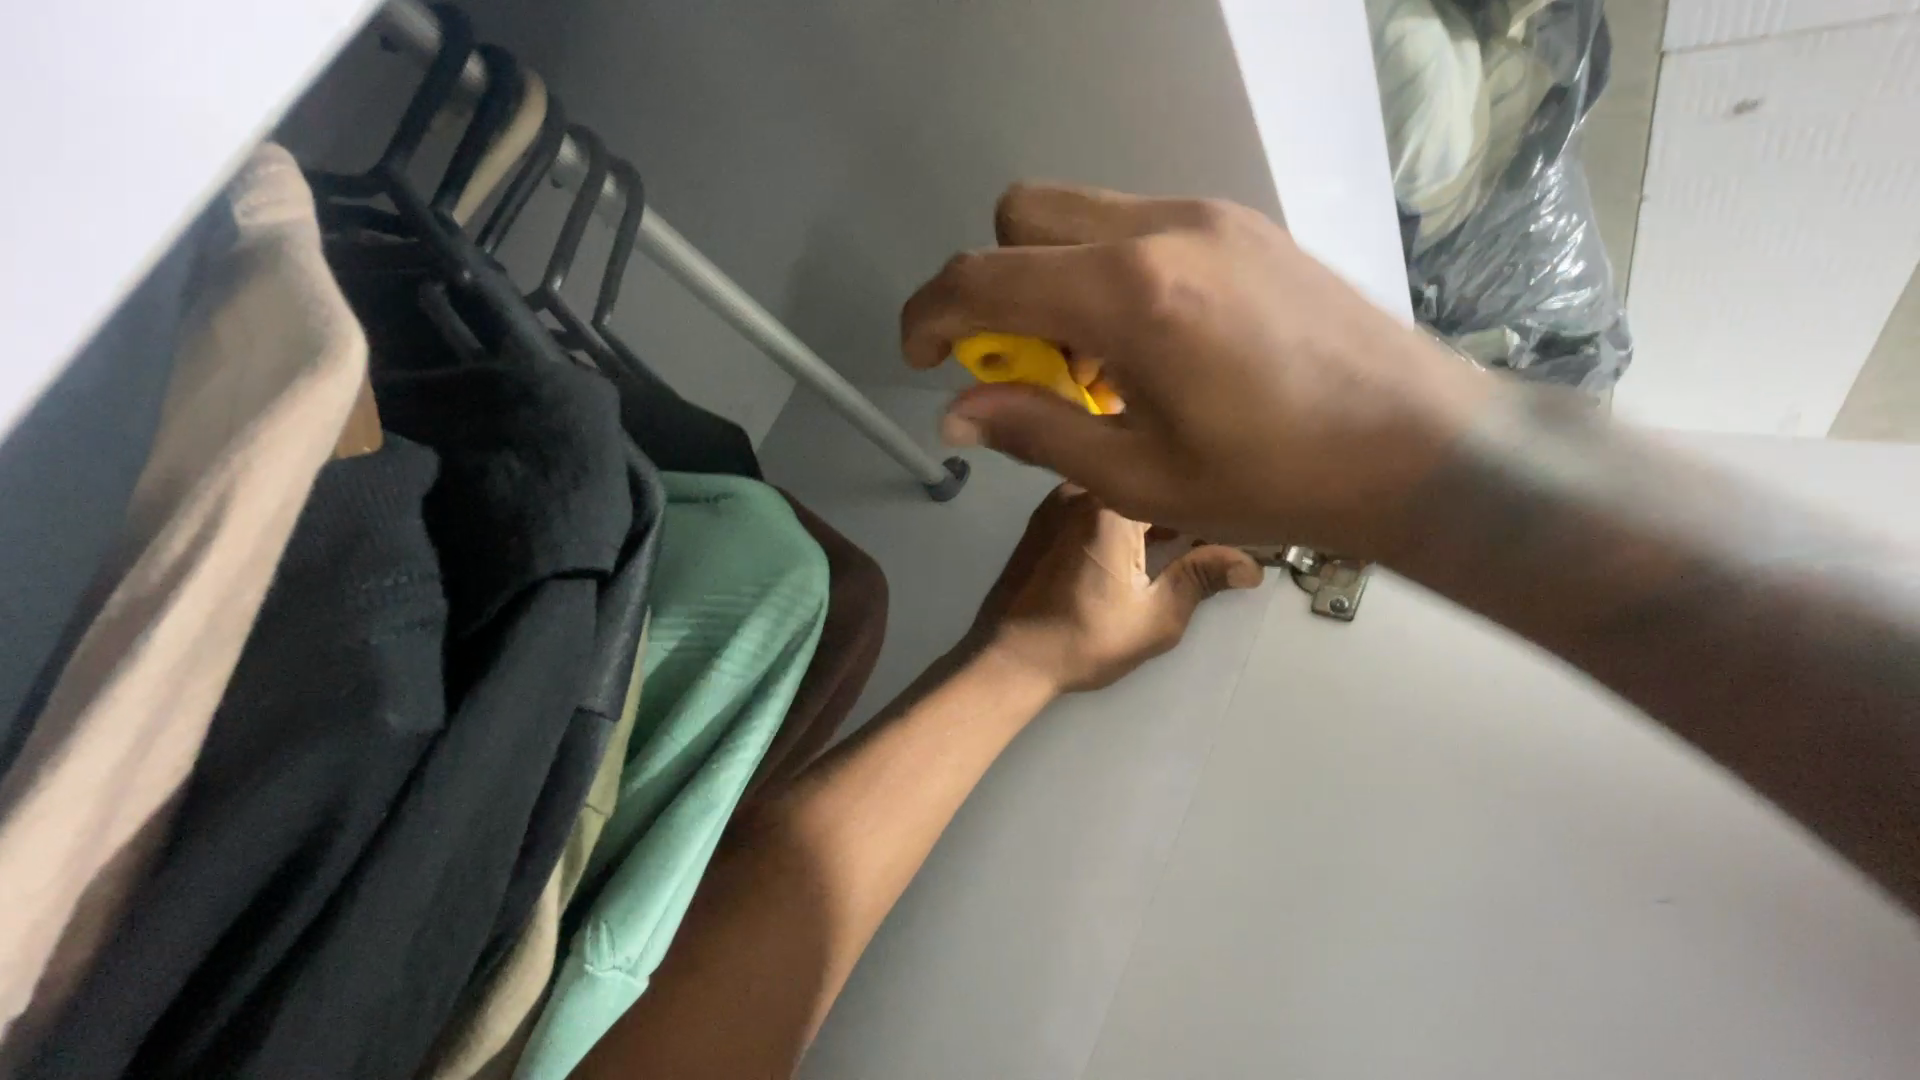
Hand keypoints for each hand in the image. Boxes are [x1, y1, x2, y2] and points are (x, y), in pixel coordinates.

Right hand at [900, 183, 1494, 556]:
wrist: (1421, 446)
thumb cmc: (1276, 481)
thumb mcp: (1138, 478)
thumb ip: (1035, 432)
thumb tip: (956, 413)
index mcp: (1131, 296)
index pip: (985, 277)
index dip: (931, 315)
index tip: (920, 358)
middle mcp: (1162, 229)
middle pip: (1022, 213)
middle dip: (995, 285)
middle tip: (1028, 365)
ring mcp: (1208, 215)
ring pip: (1079, 211)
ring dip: (1051, 277)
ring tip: (1096, 362)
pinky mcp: (1241, 223)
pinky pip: (1135, 223)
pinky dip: (1105, 270)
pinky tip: (1149, 340)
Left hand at [965, 485, 1261, 693]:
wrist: (1008, 658)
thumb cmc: (1084, 639)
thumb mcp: (1155, 617)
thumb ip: (1202, 578)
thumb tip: (1251, 563)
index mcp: (1111, 503)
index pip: (1175, 484)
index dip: (1210, 503)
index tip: (1238, 524)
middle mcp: (1081, 487)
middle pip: (1146, 482)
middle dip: (1181, 505)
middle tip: (1214, 537)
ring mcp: (1056, 500)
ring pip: (1120, 491)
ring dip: (1150, 510)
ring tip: (1182, 541)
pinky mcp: (1042, 517)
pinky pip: (1094, 503)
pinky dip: (1120, 515)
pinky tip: (1137, 545)